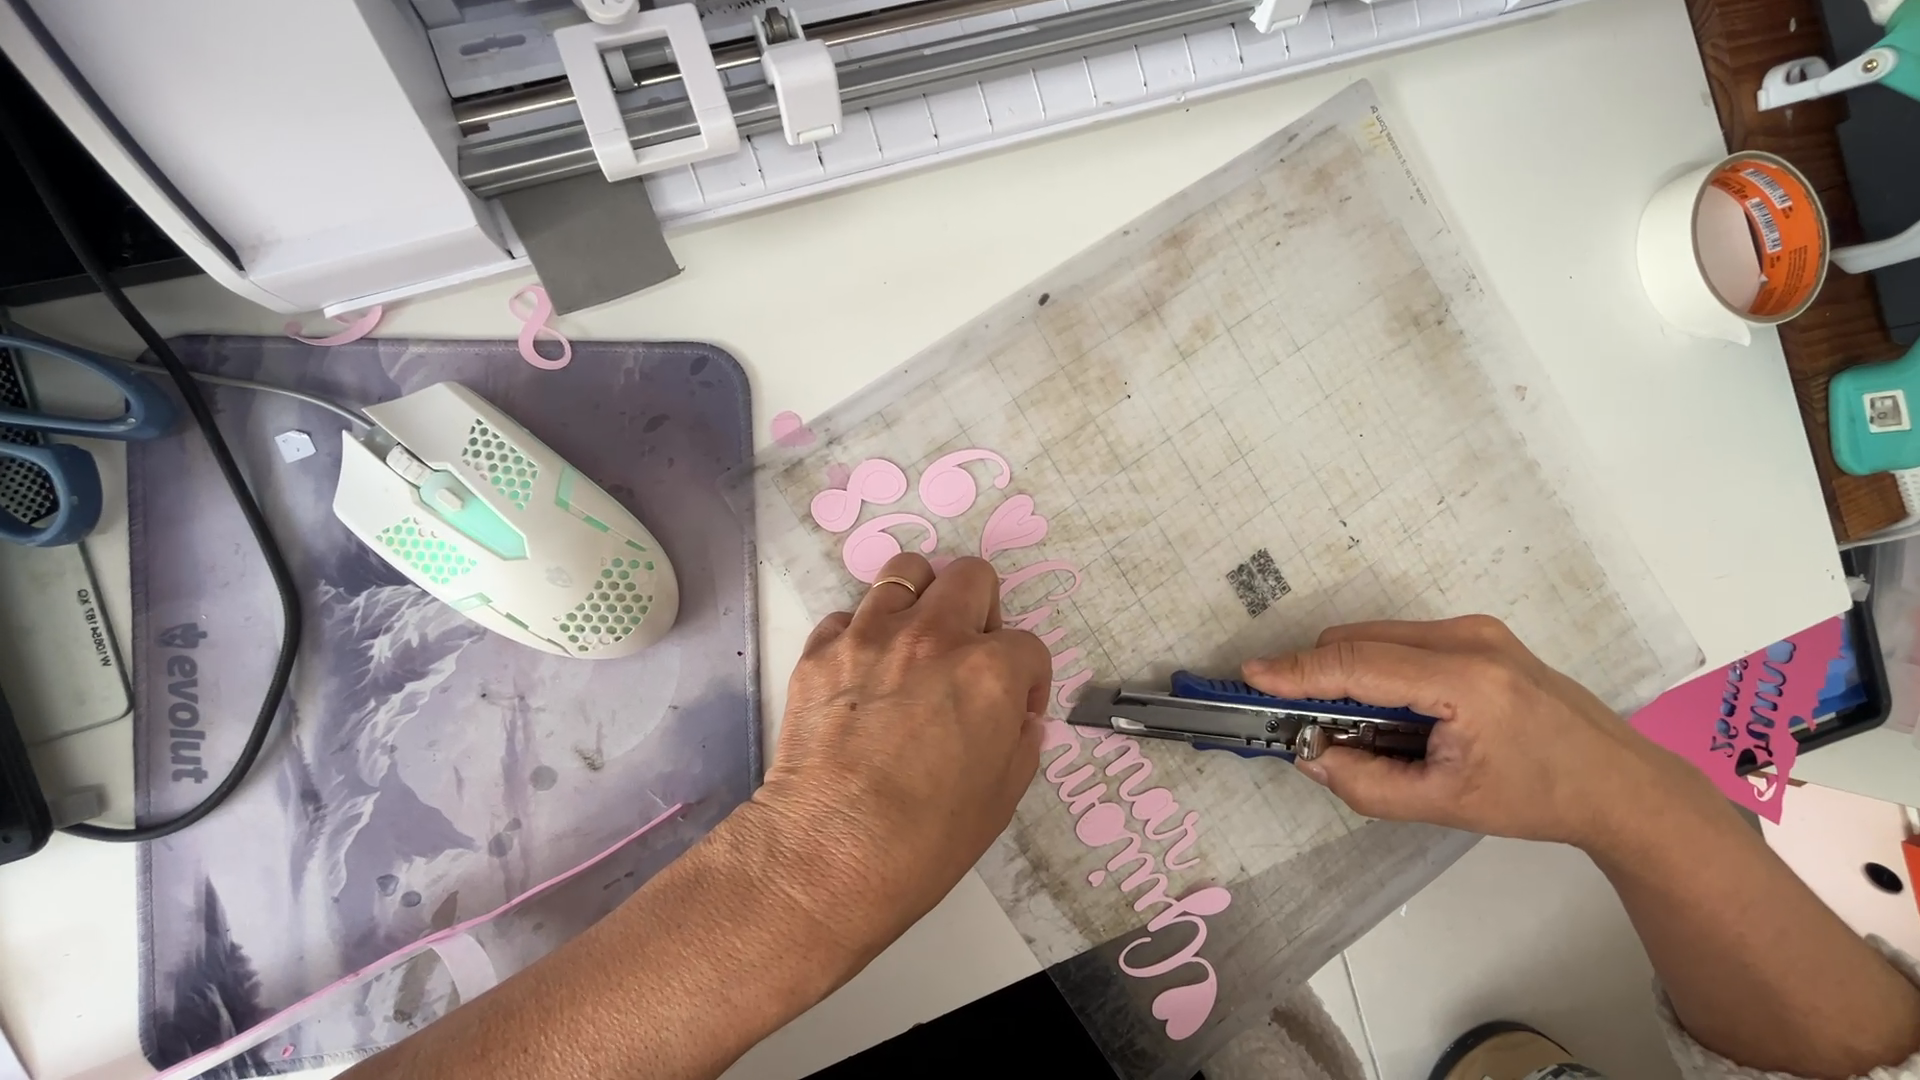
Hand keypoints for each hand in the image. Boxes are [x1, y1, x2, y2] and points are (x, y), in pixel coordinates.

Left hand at [749, 552, 1052, 962]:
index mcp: (989, 670)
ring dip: (921, 600)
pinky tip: (862, 674)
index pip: (1029, 646)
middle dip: (982, 609)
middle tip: (970, 651)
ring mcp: (870, 635)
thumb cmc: (926, 838)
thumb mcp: (1002, 797)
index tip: (1016, 708)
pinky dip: (862, 635)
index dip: (1030, 679)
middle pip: (971, 576)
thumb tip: (1020, 717)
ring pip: (905, 572)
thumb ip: (1021, 741)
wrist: (827, 853)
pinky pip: (847, 617)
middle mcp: (933, 635)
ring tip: (914, 639)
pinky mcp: (821, 650)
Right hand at [1241, 615, 1709, 848]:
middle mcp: (1468, 638)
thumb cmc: (1538, 799)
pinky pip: (1397, 639)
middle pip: (1358, 640)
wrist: (1622, 783)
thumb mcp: (1444, 806)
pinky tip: (1387, 707)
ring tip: (1351, 722)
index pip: (1359, 665)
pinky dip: (1372, 666)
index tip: (1251, 675)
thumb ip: (1365, 784)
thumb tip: (1308, 756)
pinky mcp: (1476, 631)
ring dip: (1344, 671)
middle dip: (1317, 673)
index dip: (1299, 670)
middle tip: (1301, 719)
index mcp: (1466, 681)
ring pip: (1374, 635)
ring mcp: (1474, 628)